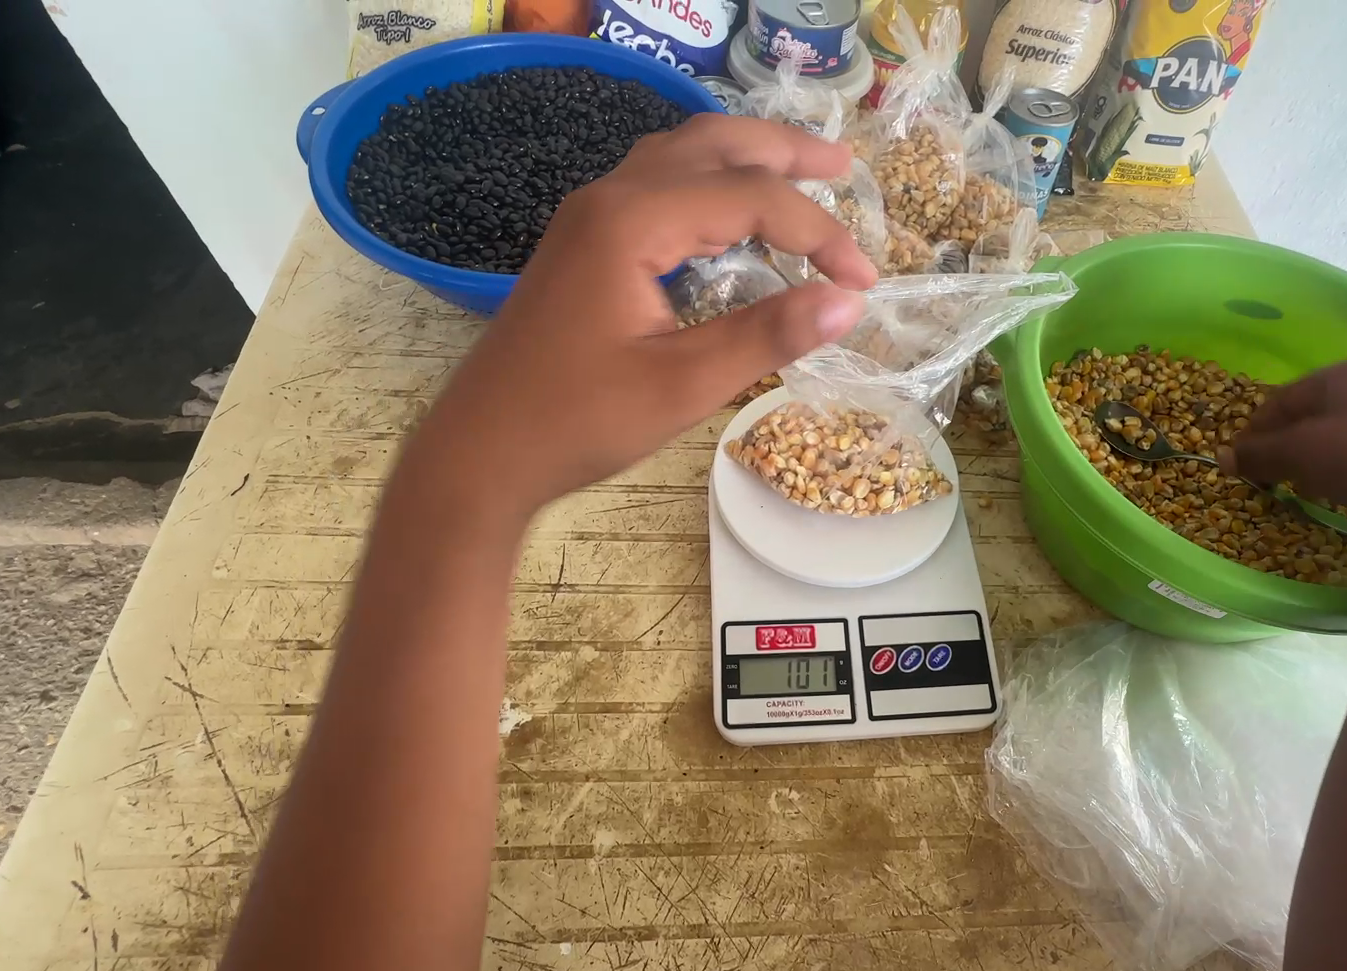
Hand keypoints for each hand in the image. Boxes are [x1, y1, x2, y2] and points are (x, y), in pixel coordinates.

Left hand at [425, 114, 878, 514]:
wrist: (482, 450)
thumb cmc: (579, 422)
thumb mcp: (683, 385)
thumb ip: (766, 336)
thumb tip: (847, 302)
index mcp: (632, 221)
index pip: (749, 198)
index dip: (818, 233)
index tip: (863, 281)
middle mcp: (608, 198)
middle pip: (711, 145)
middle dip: (784, 153)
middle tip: (843, 169)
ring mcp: (588, 219)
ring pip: (679, 160)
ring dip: (742, 161)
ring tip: (797, 175)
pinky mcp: (582, 247)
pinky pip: (655, 190)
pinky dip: (706, 191)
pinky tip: (726, 221)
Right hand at [1219, 357, 1346, 531]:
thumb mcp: (1298, 456)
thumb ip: (1258, 454)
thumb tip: (1224, 457)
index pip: (1285, 397)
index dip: (1257, 429)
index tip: (1241, 459)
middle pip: (1328, 408)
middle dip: (1299, 438)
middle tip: (1283, 471)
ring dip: (1338, 450)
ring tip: (1328, 483)